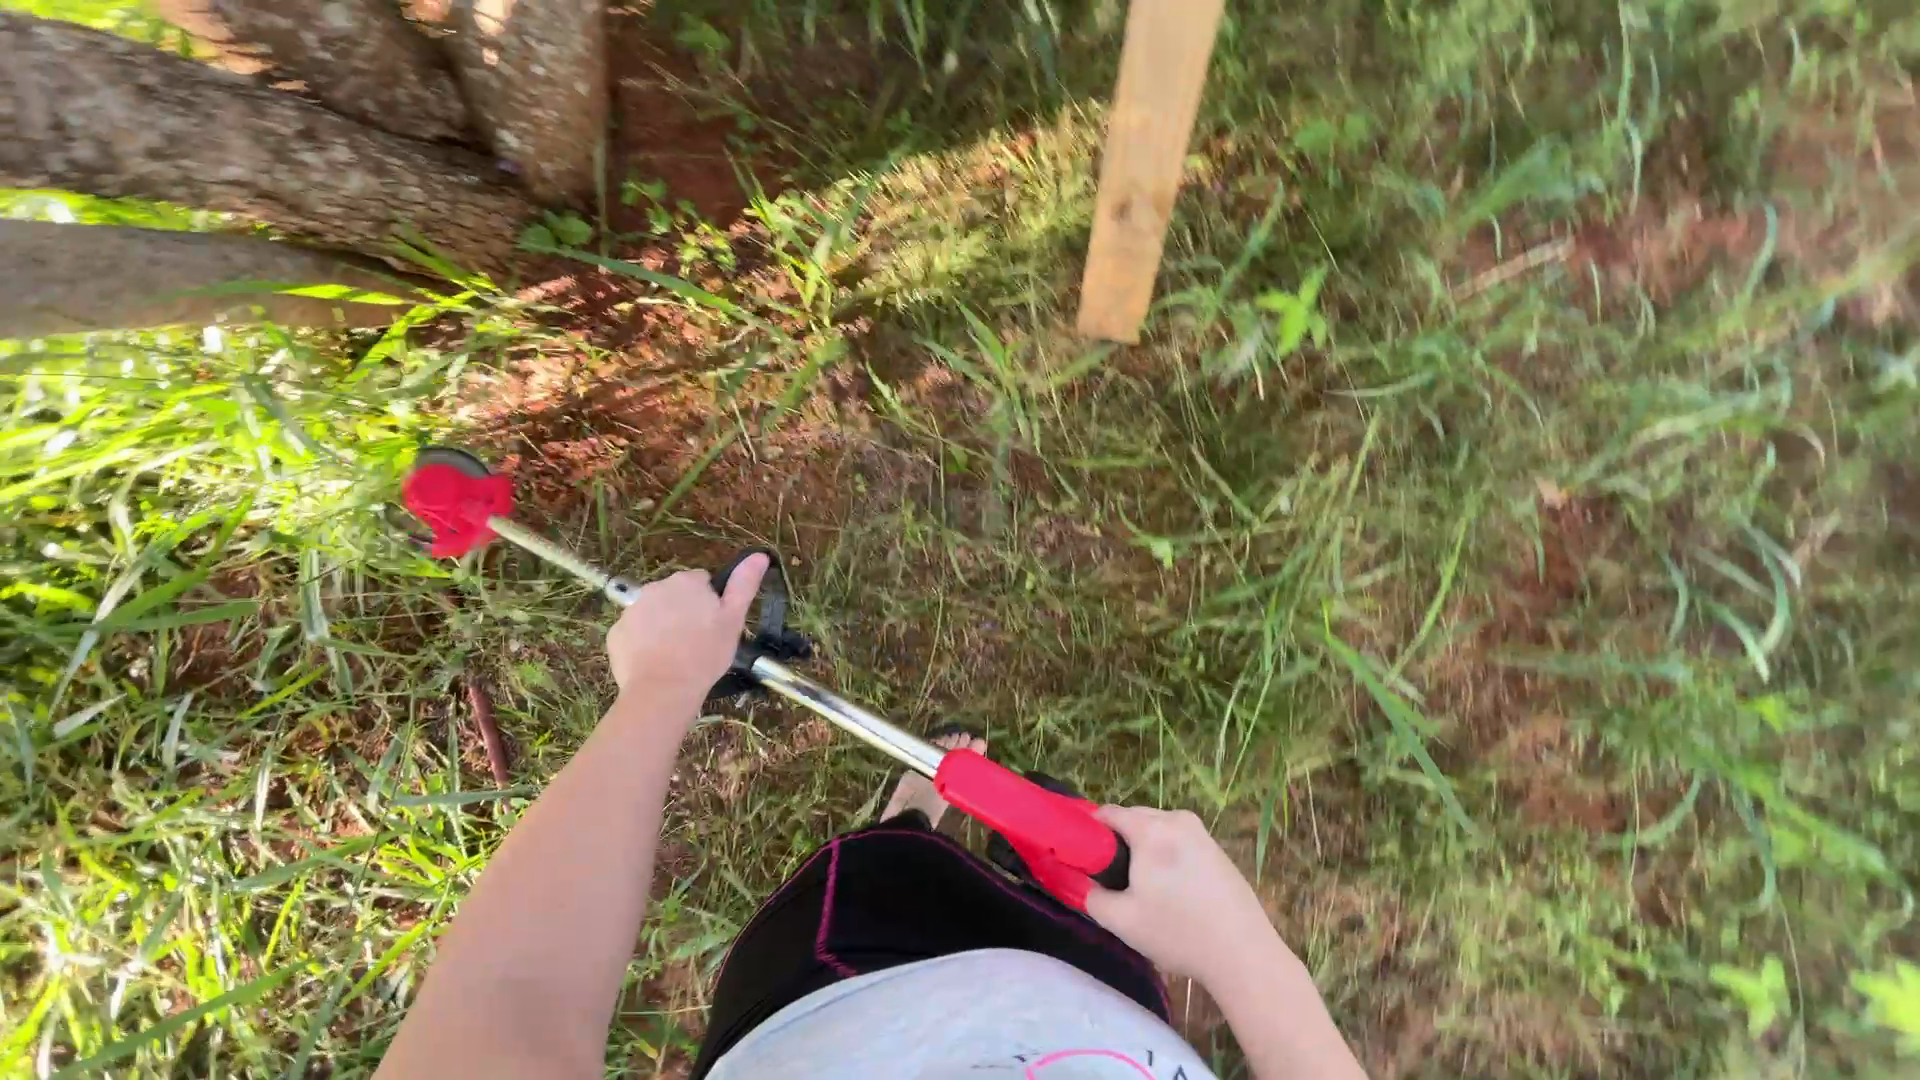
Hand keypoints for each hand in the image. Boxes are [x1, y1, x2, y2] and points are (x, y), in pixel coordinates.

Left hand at [605, 555, 767, 700]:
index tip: (714, 625)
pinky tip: (655, 662)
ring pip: (654, 614)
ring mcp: (631, 610)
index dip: (710, 603)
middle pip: (675, 595)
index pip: (702, 582)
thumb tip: (760, 555)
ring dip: (664, 626)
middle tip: (697, 641)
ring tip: (676, 654)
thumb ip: (744, 584)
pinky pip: (635, 633)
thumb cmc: (705, 653)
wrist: (663, 689)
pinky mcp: (616, 633)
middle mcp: (656, 588)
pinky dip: (644, 643)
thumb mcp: (734, 619)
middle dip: (685, 612)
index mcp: (687, 582)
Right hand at [1084, 805, 1283, 986]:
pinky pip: (1178, 841)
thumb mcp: (1122, 920)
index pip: (1108, 813)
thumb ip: (1091, 895)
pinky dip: (1167, 856)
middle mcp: (1177, 819)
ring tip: (1144, 888)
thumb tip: (1078, 880)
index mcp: (1151, 829)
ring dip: (1144, 849)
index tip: (1085, 859)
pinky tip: (1173, 891)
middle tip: (1114, 879)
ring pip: (1157, 830)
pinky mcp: (1217, 849)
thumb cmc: (1178, 932)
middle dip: (1118, 842)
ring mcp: (1201, 833)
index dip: (1089, 832)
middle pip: (1134, 818)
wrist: (1243, 954)